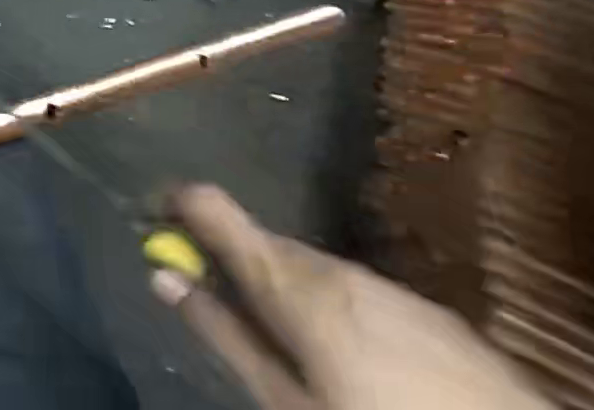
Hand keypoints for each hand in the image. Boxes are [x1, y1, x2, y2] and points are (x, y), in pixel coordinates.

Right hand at [153, 185, 551, 409]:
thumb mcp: (288, 404)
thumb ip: (223, 332)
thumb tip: (162, 275)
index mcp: (292, 281)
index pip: (210, 204)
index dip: (174, 205)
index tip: (157, 230)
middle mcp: (336, 267)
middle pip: (261, 241)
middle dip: (232, 262)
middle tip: (223, 308)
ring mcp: (392, 288)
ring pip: (312, 268)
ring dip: (285, 288)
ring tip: (295, 349)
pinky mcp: (437, 316)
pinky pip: (361, 294)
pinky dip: (336, 309)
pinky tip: (362, 366)